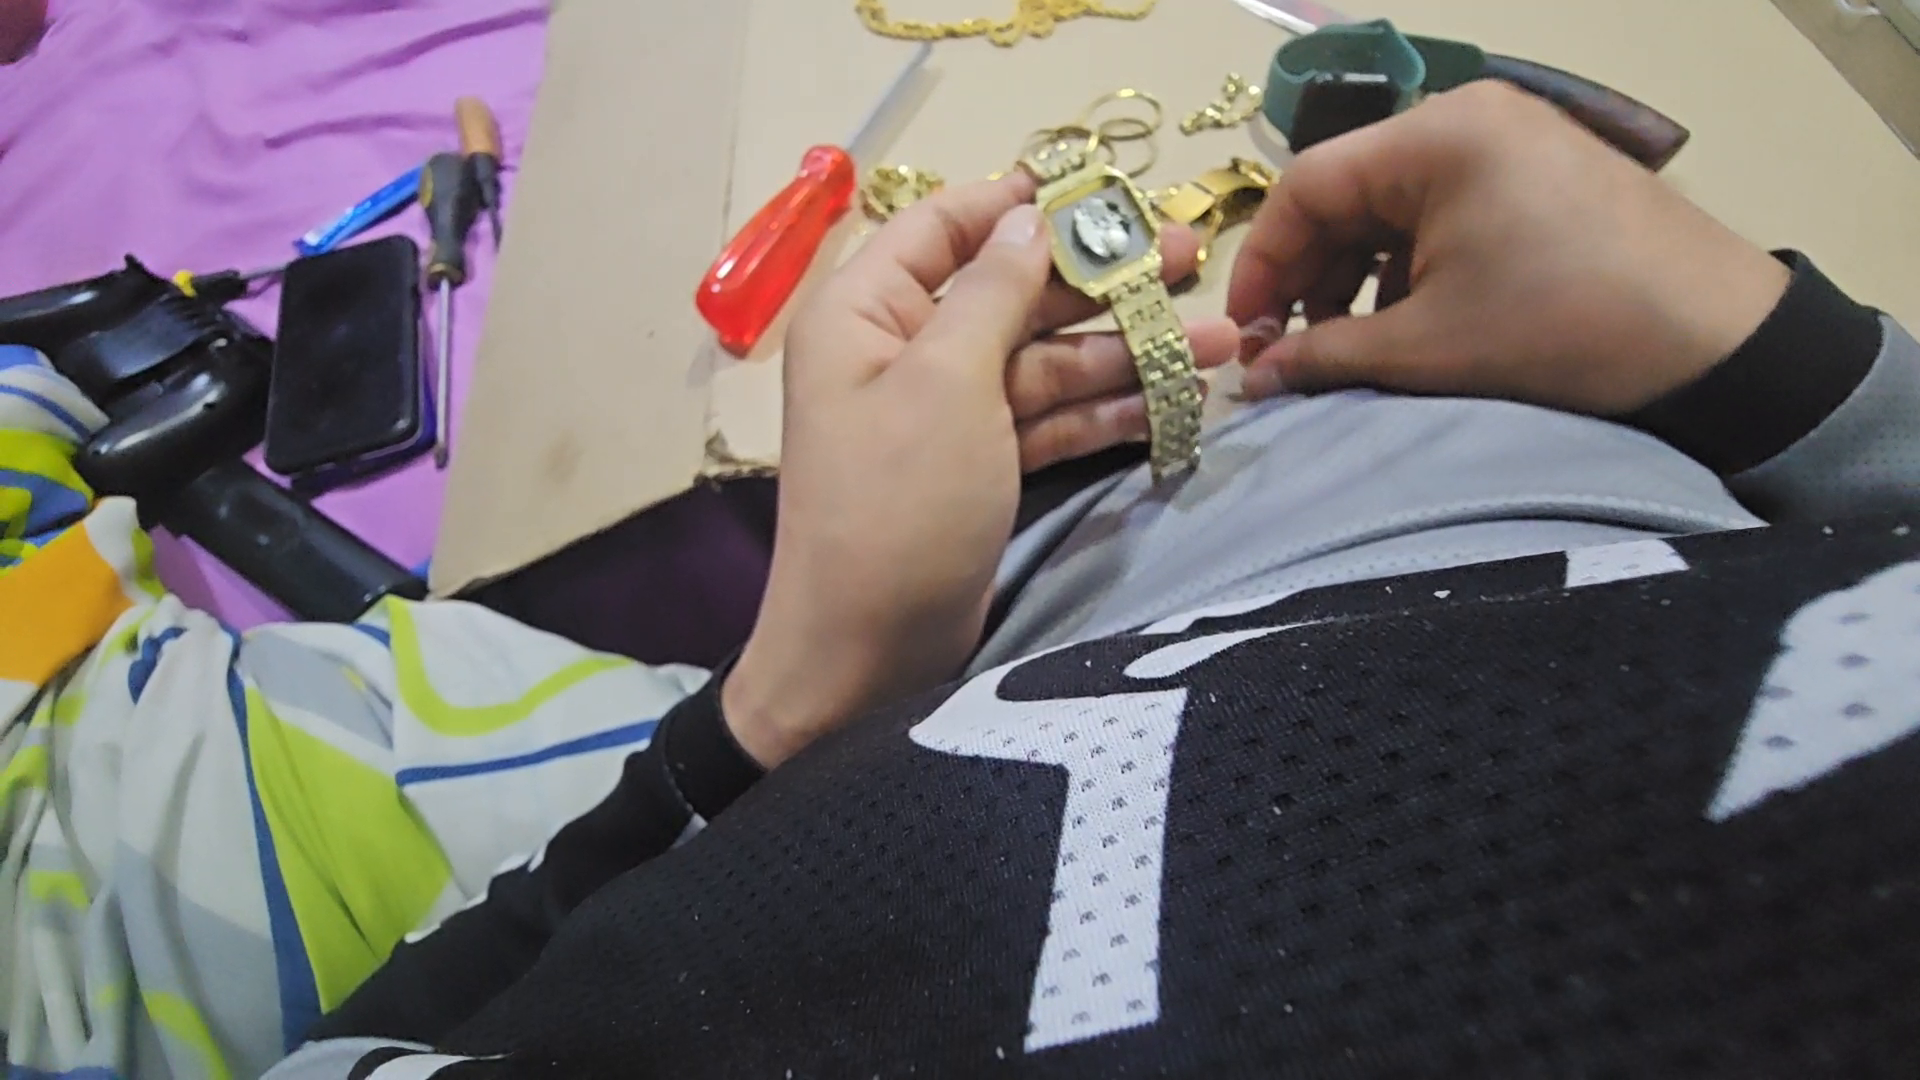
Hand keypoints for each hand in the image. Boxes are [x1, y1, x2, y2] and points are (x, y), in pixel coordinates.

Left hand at [724, 174, 1237, 766]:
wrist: (868, 650)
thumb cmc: (898, 504)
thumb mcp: (945, 383)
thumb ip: (991, 294)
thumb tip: (1027, 220)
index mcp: (866, 314)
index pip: (942, 228)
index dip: (1016, 205)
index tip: (1096, 193)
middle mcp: (902, 354)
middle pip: (1008, 297)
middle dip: (1096, 283)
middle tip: (1190, 259)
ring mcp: (945, 416)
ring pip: (1039, 365)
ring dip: (1120, 354)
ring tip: (1214, 339)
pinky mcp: (979, 468)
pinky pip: (1045, 424)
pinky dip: (1101, 415)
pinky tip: (1171, 404)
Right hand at [1229, 82, 1790, 414]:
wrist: (1714, 346)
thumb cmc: (1554, 329)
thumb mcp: (1420, 347)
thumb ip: (1318, 357)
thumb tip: (1250, 381)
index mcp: (1436, 141)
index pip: (1304, 186)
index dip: (1259, 262)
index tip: (1245, 329)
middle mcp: (1462, 125)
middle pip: (1338, 196)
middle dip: (1299, 276)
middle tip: (1281, 346)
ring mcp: (1497, 148)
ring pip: (1376, 212)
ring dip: (1340, 279)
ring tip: (1335, 340)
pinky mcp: (1519, 181)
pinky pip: (1422, 220)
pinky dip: (1388, 273)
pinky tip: (1391, 321)